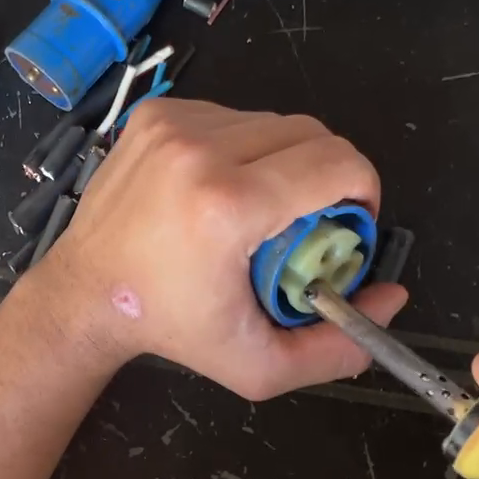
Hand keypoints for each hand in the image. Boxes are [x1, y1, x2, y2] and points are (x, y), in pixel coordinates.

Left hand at [26, 99, 406, 399]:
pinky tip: (218, 184)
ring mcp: (172, 124)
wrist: (87, 292)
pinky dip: (240, 145)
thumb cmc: (173, 327)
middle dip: (326, 175)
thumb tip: (390, 295)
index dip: (363, 191)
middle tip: (309, 219)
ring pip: (270, 121)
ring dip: (282, 159)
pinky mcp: (154, 113)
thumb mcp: (259, 365)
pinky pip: (229, 116)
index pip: (338, 163)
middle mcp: (199, 150)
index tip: (348, 223)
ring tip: (258, 205)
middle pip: (310, 134)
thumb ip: (337, 345)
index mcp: (228, 205)